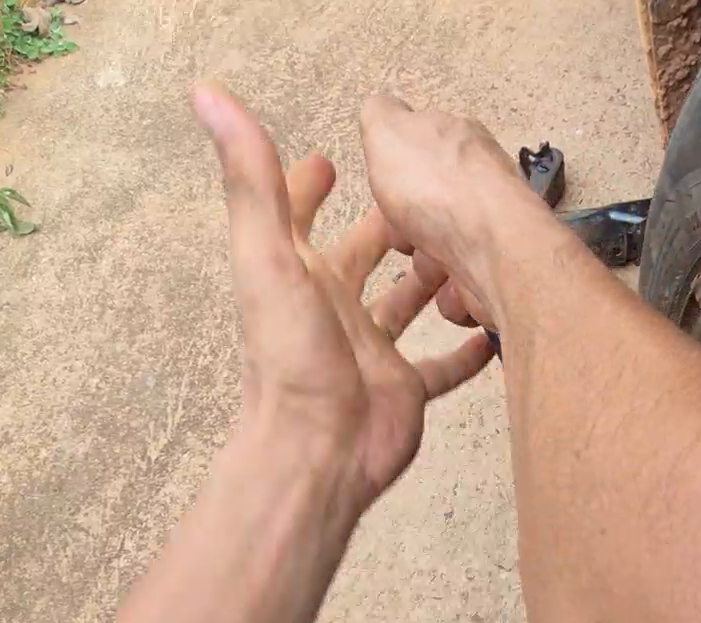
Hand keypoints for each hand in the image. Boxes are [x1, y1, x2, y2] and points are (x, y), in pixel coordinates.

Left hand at [194, 84, 495, 507]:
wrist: (320, 450)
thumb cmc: (294, 359)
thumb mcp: (269, 261)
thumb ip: (252, 184)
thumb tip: (209, 95)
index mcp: (300, 276)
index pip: (297, 219)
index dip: (304, 186)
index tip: (329, 160)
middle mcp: (335, 310)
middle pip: (362, 260)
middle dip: (386, 230)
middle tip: (420, 201)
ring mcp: (374, 351)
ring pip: (406, 306)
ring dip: (430, 281)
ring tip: (464, 252)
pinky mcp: (407, 388)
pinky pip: (441, 366)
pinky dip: (464, 352)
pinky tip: (490, 334)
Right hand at [359, 95, 556, 330]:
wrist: (492, 248)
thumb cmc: (437, 188)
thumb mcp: (389, 131)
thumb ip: (380, 115)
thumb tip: (382, 108)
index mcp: (460, 142)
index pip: (422, 159)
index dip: (396, 183)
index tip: (387, 200)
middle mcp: (482, 186)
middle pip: (430, 216)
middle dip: (411, 235)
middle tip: (408, 240)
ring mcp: (494, 234)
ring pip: (442, 259)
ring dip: (429, 268)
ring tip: (436, 266)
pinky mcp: (501, 277)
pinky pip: (462, 293)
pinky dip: (453, 295)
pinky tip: (456, 287)